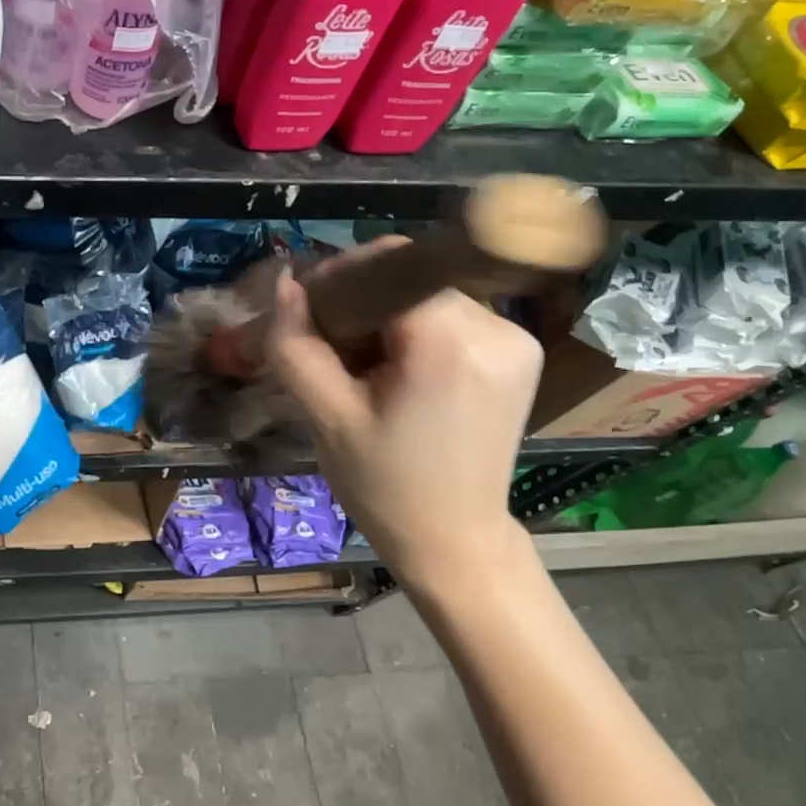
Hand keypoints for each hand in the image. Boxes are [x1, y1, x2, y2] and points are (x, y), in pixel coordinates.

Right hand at [265, 244, 543, 593]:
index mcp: (449, 343)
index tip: (308, 315)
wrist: (452, 539)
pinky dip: (418, 332)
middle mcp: (496, 328)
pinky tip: (398, 374)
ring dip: (388, 318)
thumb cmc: (383, 484)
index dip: (340, 280)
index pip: (388, 266)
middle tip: (330, 350)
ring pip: (429, 295)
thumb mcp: (325, 417)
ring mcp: (516, 340)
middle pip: (410, 279)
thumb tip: (285, 284)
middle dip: (362, 303)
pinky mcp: (520, 354)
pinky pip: (454, 317)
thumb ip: (296, 345)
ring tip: (363, 368)